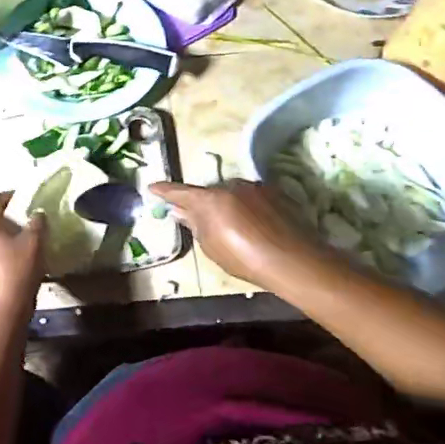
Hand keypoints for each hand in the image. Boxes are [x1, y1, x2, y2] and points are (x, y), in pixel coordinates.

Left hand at [0, 191, 45, 314]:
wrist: (7, 307)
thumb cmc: (19, 269)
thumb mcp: (34, 241)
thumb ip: (37, 222)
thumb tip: (38, 213)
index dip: (9, 195)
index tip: (26, 198)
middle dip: (8, 211)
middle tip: (27, 212)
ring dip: (7, 227)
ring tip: (27, 230)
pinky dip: (6, 241)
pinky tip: (22, 248)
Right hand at [150, 180, 330, 289]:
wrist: (292, 259)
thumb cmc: (243, 258)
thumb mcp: (211, 247)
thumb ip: (195, 225)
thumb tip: (180, 211)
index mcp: (208, 199)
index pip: (179, 192)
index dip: (164, 191)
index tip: (152, 187)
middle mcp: (229, 184)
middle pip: (209, 192)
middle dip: (204, 204)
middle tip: (202, 221)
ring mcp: (254, 186)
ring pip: (232, 193)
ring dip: (228, 205)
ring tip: (235, 228)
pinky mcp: (274, 191)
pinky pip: (251, 197)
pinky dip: (248, 208)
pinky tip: (255, 226)